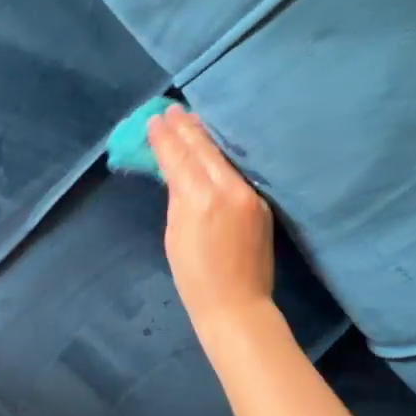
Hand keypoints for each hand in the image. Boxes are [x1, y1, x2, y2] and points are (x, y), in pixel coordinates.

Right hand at [147, 108, 275, 322]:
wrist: (236, 304)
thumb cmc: (194, 280)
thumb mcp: (174, 237)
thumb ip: (178, 201)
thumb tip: (179, 177)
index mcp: (199, 200)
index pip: (179, 158)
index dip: (165, 139)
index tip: (155, 121)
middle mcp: (227, 188)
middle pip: (203, 149)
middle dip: (185, 129)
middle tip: (171, 111)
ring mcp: (248, 193)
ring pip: (223, 156)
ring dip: (205, 137)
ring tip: (191, 121)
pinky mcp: (260, 202)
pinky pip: (237, 170)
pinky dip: (222, 156)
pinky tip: (214, 150)